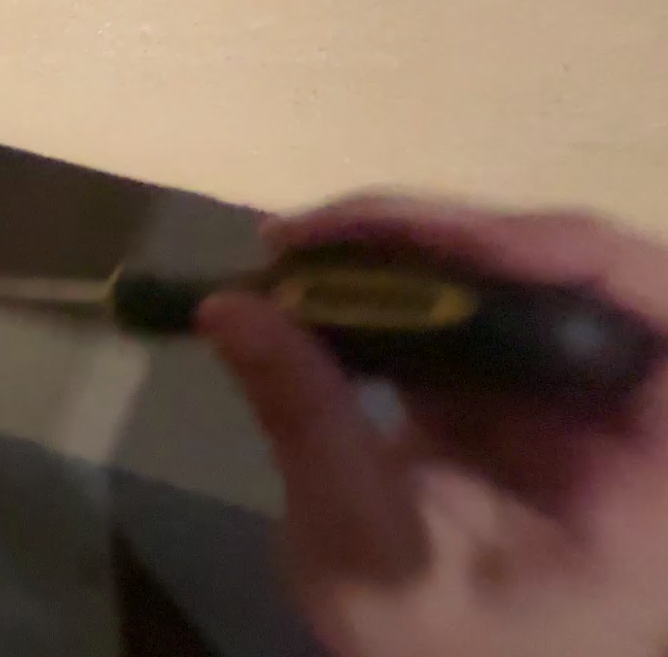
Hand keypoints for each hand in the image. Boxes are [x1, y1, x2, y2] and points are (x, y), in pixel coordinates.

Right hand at [199, 194, 667, 656]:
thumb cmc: (436, 647)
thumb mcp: (361, 544)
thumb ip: (304, 419)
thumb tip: (227, 305)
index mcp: (654, 465)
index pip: (645, 310)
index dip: (530, 248)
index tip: (389, 239)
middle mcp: (622, 412)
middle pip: (558, 271)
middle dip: (426, 237)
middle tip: (304, 238)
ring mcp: (557, 399)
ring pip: (494, 279)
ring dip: (388, 255)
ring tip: (289, 256)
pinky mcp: (496, 393)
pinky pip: (443, 311)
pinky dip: (368, 290)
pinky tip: (302, 293)